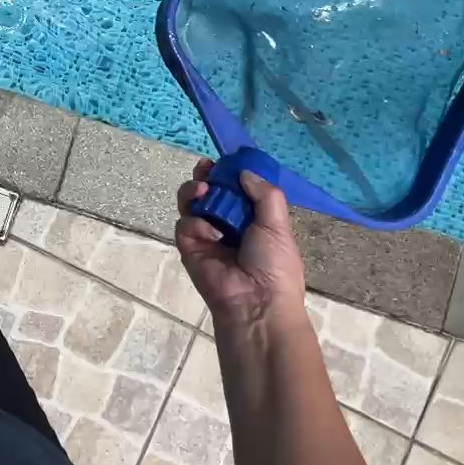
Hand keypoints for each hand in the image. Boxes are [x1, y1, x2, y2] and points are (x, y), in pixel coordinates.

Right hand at [175, 159, 307, 329]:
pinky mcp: (188, 245)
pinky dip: (197, 224)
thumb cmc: (274, 266)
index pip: (233, 189)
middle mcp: (225, 223)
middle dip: (205, 177)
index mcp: (250, 219)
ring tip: (203, 190)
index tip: (222, 162)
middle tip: (205, 170)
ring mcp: (204, 234)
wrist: (257, 301)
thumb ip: (265, 195)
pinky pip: (185, 224)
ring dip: (194, 192)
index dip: (227, 174)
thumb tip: (244, 172)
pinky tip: (212, 233)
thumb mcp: (278, 227)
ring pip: (190, 203)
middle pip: (207, 192)